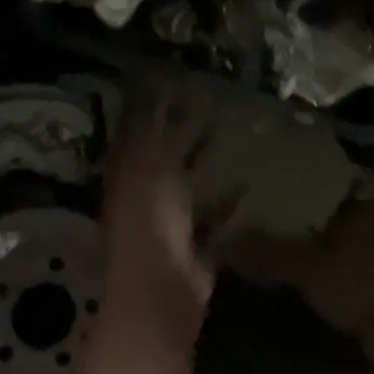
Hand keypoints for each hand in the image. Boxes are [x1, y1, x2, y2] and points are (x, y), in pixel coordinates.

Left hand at [100, 77, 214, 339]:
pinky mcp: (195, 251)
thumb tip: (154, 93)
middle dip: (177, 131)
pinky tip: (248, 187)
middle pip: (160, 158)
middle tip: (203, 98)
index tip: (167, 78)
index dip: (147, 108)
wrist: (162, 295)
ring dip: (201, 164)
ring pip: (185, 186)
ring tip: (226, 133)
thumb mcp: (148, 173)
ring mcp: (169, 227)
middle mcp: (143, 201)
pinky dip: (227, 205)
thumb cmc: (149, 230)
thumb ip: (152, 136)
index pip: (135, 135)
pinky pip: (212, 221)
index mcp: (125, 180)